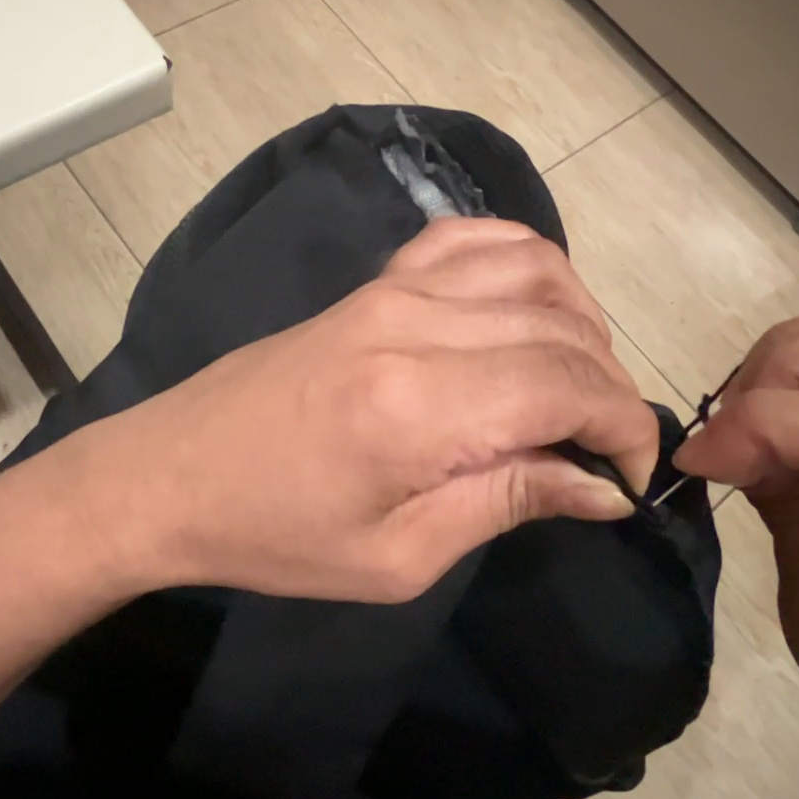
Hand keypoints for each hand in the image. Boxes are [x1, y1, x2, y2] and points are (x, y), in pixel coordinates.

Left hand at [88, 217, 660, 603]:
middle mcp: (415, 325)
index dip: (624, 428)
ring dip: (581, 323)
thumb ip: (507, 503)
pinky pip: (471, 240)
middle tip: (602, 449)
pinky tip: (535, 306)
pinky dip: (527, 262)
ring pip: (534, 269)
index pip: (570, 386)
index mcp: (420, 406)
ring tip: (577, 385)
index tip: (627, 477)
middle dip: (610, 387)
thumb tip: (602, 486)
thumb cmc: (275, 537)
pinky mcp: (371, 281)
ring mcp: (390, 289)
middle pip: (562, 328)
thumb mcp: (397, 558)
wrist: (171, 475)